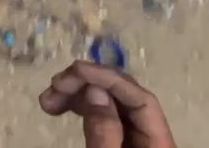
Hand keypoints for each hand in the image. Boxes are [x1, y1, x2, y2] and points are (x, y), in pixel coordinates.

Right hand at [38, 61, 176, 147]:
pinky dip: (79, 106)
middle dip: (85, 84)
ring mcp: (136, 137)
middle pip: (122, 95)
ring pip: (108, 101)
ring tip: (48, 101)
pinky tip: (60, 106)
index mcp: (160, 144)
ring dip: (75, 94)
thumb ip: (104, 131)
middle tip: (54, 87)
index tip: (74, 68)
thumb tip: (95, 89)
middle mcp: (152, 135)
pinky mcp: (121, 140)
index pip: (141, 98)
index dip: (108, 77)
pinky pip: (102, 114)